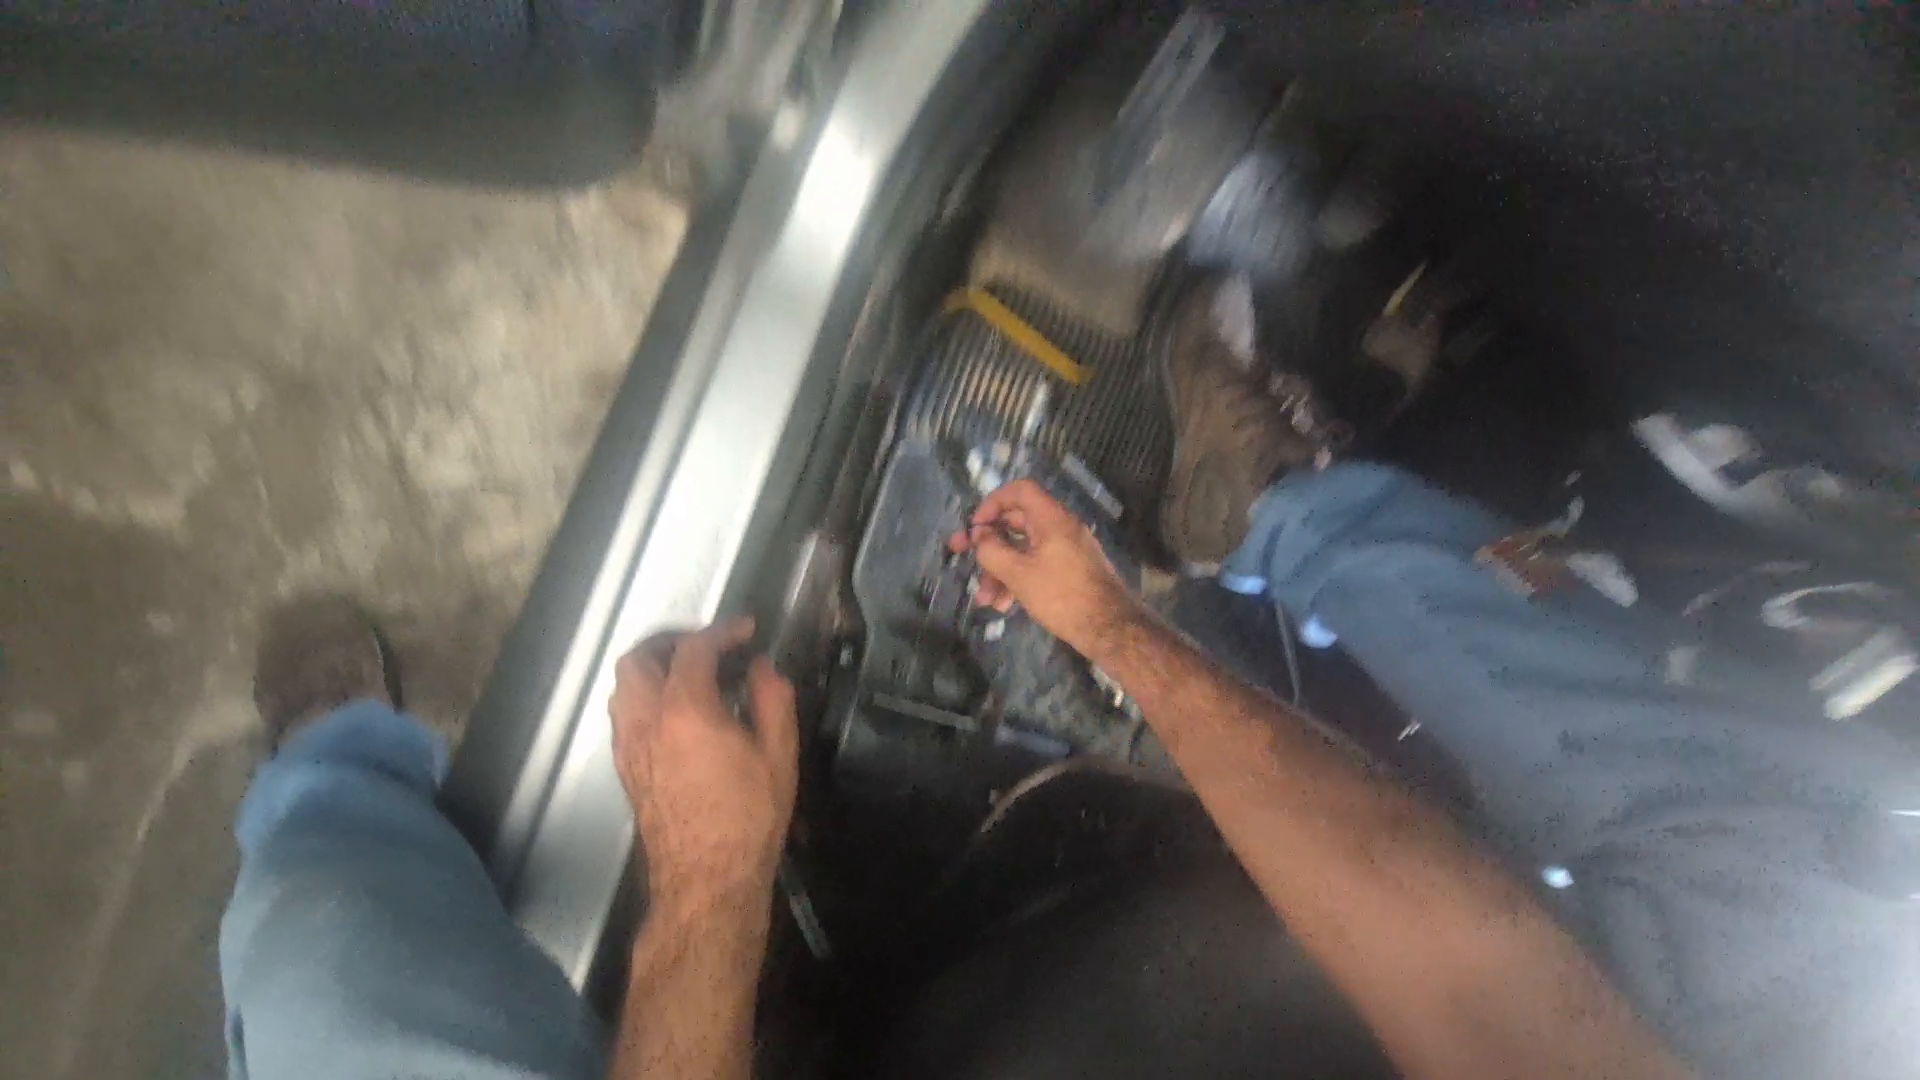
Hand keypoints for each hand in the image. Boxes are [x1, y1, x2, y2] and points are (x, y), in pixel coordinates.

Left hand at [610, 618, 798, 914]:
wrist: (707, 881)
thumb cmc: (749, 817)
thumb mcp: (779, 754)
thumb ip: (772, 700)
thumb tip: (762, 669)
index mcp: (686, 712)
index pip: (694, 650)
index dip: (722, 632)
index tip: (747, 631)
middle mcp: (646, 722)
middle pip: (639, 660)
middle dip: (672, 642)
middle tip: (709, 647)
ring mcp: (629, 748)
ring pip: (624, 688)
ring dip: (654, 669)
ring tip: (692, 676)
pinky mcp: (626, 770)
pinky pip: (624, 715)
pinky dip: (646, 698)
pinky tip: (678, 714)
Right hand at [948, 479, 1143, 653]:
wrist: (1110, 629)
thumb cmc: (1062, 596)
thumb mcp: (1019, 574)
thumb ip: (992, 550)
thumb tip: (979, 534)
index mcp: (1052, 519)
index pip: (1020, 491)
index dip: (992, 503)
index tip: (974, 526)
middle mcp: (1061, 528)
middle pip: (1017, 522)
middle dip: (987, 542)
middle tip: (959, 553)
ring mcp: (1067, 550)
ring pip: (1024, 550)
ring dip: (999, 570)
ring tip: (984, 599)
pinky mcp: (1070, 571)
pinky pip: (1037, 565)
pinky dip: (1018, 579)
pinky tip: (1004, 605)